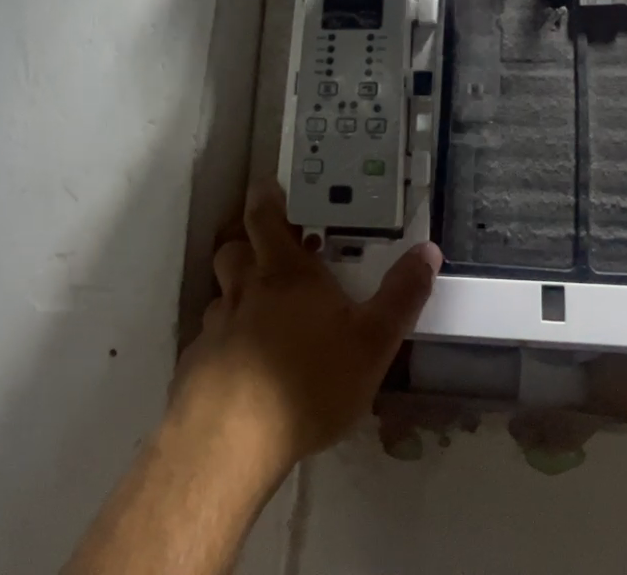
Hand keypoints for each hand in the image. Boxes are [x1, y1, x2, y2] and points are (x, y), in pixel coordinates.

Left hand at [170, 180, 441, 472]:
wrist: (232, 441)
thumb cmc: (310, 381)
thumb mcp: (374, 341)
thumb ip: (402, 296)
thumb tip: (428, 249)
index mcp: (286, 275)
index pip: (265, 219)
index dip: (265, 198)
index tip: (267, 185)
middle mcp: (245, 291)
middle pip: (234, 250)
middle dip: (248, 243)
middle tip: (272, 250)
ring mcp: (216, 328)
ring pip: (222, 295)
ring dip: (238, 292)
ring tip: (263, 311)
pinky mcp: (198, 366)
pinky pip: (212, 340)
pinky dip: (226, 340)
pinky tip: (245, 366)